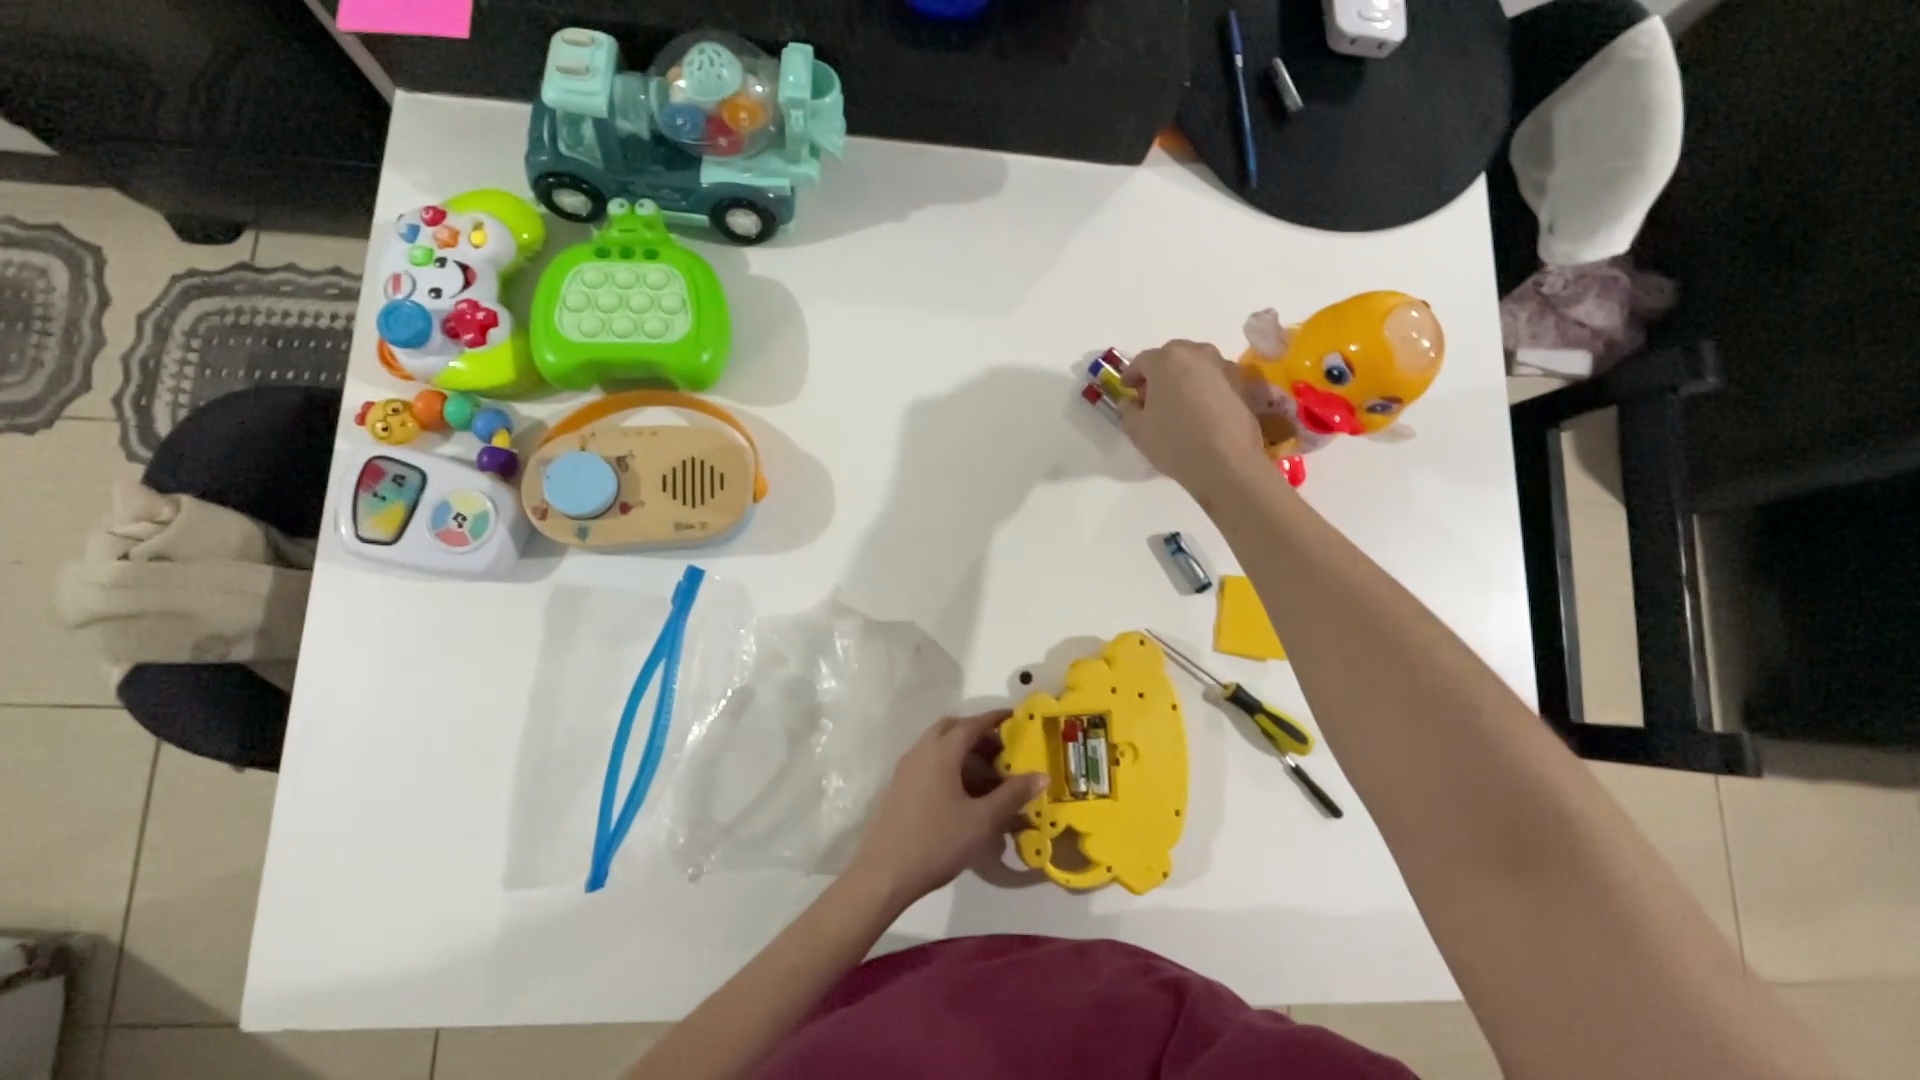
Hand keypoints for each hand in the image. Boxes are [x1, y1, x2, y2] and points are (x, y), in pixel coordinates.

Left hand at [849, 710, 1046, 905]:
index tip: (1017, 719)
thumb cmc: (937, 842)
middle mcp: (920, 752)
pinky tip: (965, 796)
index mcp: (940, 752)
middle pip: (951, 730)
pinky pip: (929, 764)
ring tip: (990, 778)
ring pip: (938, 747)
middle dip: (978, 735)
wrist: (885, 874)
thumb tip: (1042, 775)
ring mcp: (906, 770)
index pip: (972, 724)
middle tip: (1003, 752)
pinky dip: (950, 767)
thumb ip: (1013, 795)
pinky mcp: (900, 788)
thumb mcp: (982, 820)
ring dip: (964, 753)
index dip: (995, 720)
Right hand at [1119, 340, 1270, 493]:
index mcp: (1166, 360)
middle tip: (1152, 396)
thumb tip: (1130, 401)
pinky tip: (1202, 410)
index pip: (1142, 360)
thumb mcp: (1138, 430)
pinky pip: (1215, 378)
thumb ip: (1129, 410)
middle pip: (1172, 356)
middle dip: (1159, 372)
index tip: (1128, 390)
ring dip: (1184, 377)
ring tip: (1179, 402)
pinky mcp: (1242, 384)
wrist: (1227, 463)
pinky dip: (1205, 387)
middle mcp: (1196, 354)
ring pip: (1197, 364)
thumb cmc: (1175, 443)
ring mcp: (1223, 366)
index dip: (1132, 375)